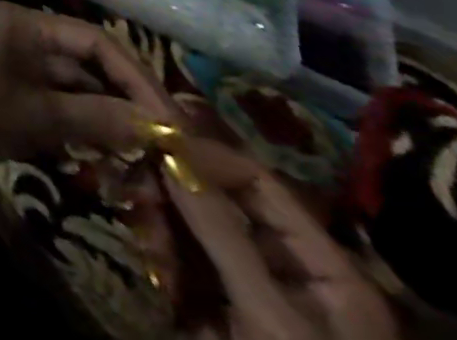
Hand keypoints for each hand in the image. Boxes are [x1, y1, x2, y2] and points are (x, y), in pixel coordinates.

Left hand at [0, 3, 180, 169]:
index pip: (96, 41)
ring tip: (138, 155)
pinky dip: (75, 122)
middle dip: (123, 102)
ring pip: (72, 84)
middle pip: (86, 62)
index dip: (138, 80)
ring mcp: (9, 58)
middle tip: (163, 144)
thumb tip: (160, 129)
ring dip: (103, 117)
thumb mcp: (41, 116)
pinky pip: (51, 98)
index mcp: (22, 23)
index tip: (172, 122)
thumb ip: (101, 117)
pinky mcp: (4, 84)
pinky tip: (100, 153)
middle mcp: (17, 32)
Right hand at [162, 140, 396, 339]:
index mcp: (324, 269)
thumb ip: (223, 234)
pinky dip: (156, 254)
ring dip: (158, 224)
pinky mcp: (208, 303)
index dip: (207, 157)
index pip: (260, 185)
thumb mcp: (268, 312)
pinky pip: (176, 258)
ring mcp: (244, 286)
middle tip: (133, 190)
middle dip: (172, 194)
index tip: (152, 143)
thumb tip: (174, 154)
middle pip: (217, 201)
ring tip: (143, 242)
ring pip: (188, 226)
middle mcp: (284, 267)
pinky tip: (150, 268)